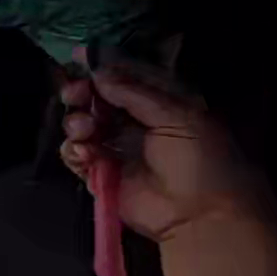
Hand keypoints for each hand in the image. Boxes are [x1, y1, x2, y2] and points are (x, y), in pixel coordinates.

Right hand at [59, 53, 266, 242]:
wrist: (200, 215)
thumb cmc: (202, 161)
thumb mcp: (179, 117)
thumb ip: (135, 93)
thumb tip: (99, 72)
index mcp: (159, 106)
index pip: (124, 80)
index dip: (102, 70)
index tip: (78, 60)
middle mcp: (133, 124)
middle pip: (95, 101)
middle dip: (81, 94)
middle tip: (74, 94)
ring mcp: (114, 149)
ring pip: (80, 125)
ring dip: (77, 122)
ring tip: (86, 130)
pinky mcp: (99, 174)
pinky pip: (75, 154)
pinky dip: (74, 150)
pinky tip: (86, 153)